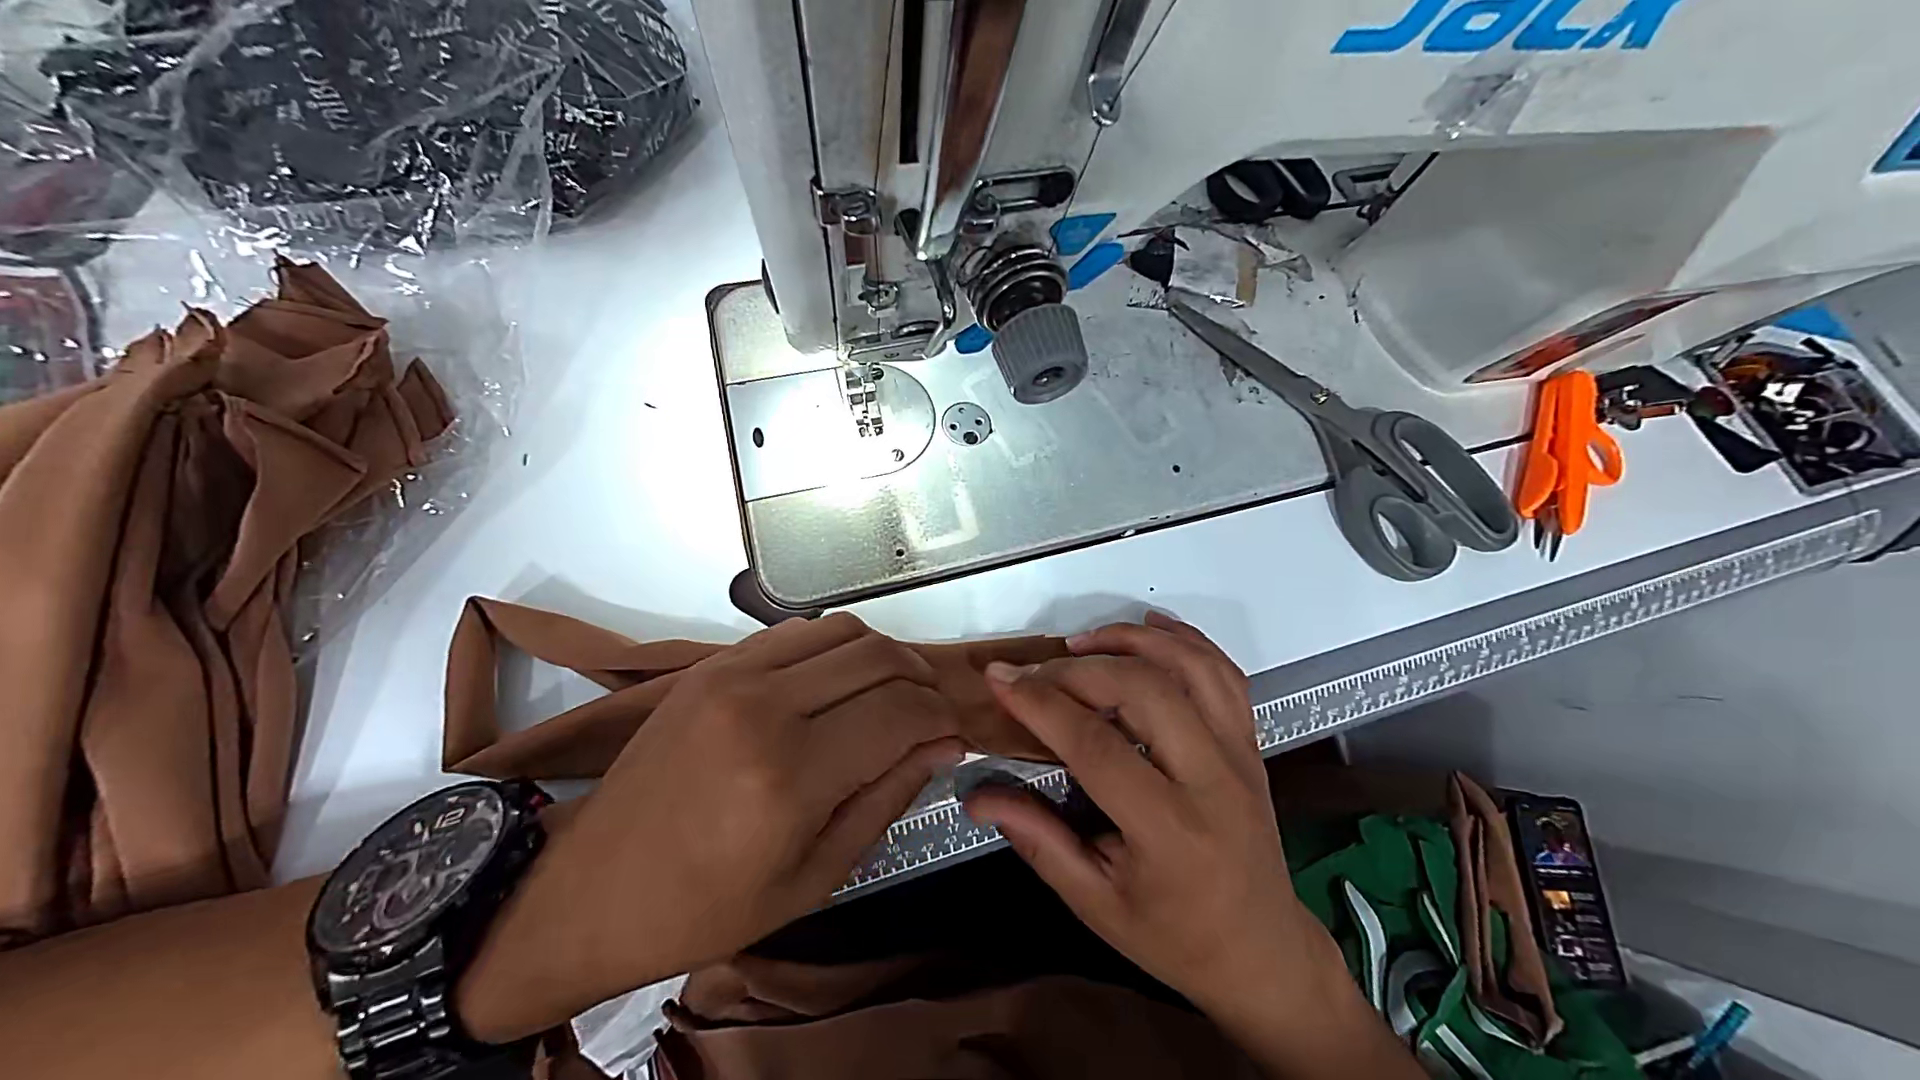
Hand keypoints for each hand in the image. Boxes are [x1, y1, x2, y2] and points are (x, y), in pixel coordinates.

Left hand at [457, 613, 967, 1040]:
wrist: (591, 890)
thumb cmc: (708, 907)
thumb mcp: (815, 876)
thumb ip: (886, 797)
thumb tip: (944, 743)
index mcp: (790, 775)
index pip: (901, 711)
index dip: (942, 718)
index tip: (954, 737)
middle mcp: (763, 706)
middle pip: (879, 656)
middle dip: (922, 681)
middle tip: (930, 716)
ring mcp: (731, 674)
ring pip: (844, 629)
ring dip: (883, 656)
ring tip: (892, 695)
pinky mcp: (710, 665)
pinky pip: (797, 631)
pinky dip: (836, 647)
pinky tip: (838, 683)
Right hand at [964, 613, 1419, 1078]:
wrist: (1262, 952)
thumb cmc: (1173, 936)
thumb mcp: (1094, 902)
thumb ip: (1037, 840)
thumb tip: (976, 796)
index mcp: (1169, 830)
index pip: (1096, 745)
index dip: (1042, 704)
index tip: (1000, 678)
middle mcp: (1213, 780)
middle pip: (1144, 690)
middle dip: (1077, 669)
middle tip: (1033, 672)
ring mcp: (1240, 754)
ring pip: (1190, 667)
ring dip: (1131, 641)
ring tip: (1081, 642)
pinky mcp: (1250, 742)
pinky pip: (1224, 673)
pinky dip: (1186, 639)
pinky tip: (1147, 627)